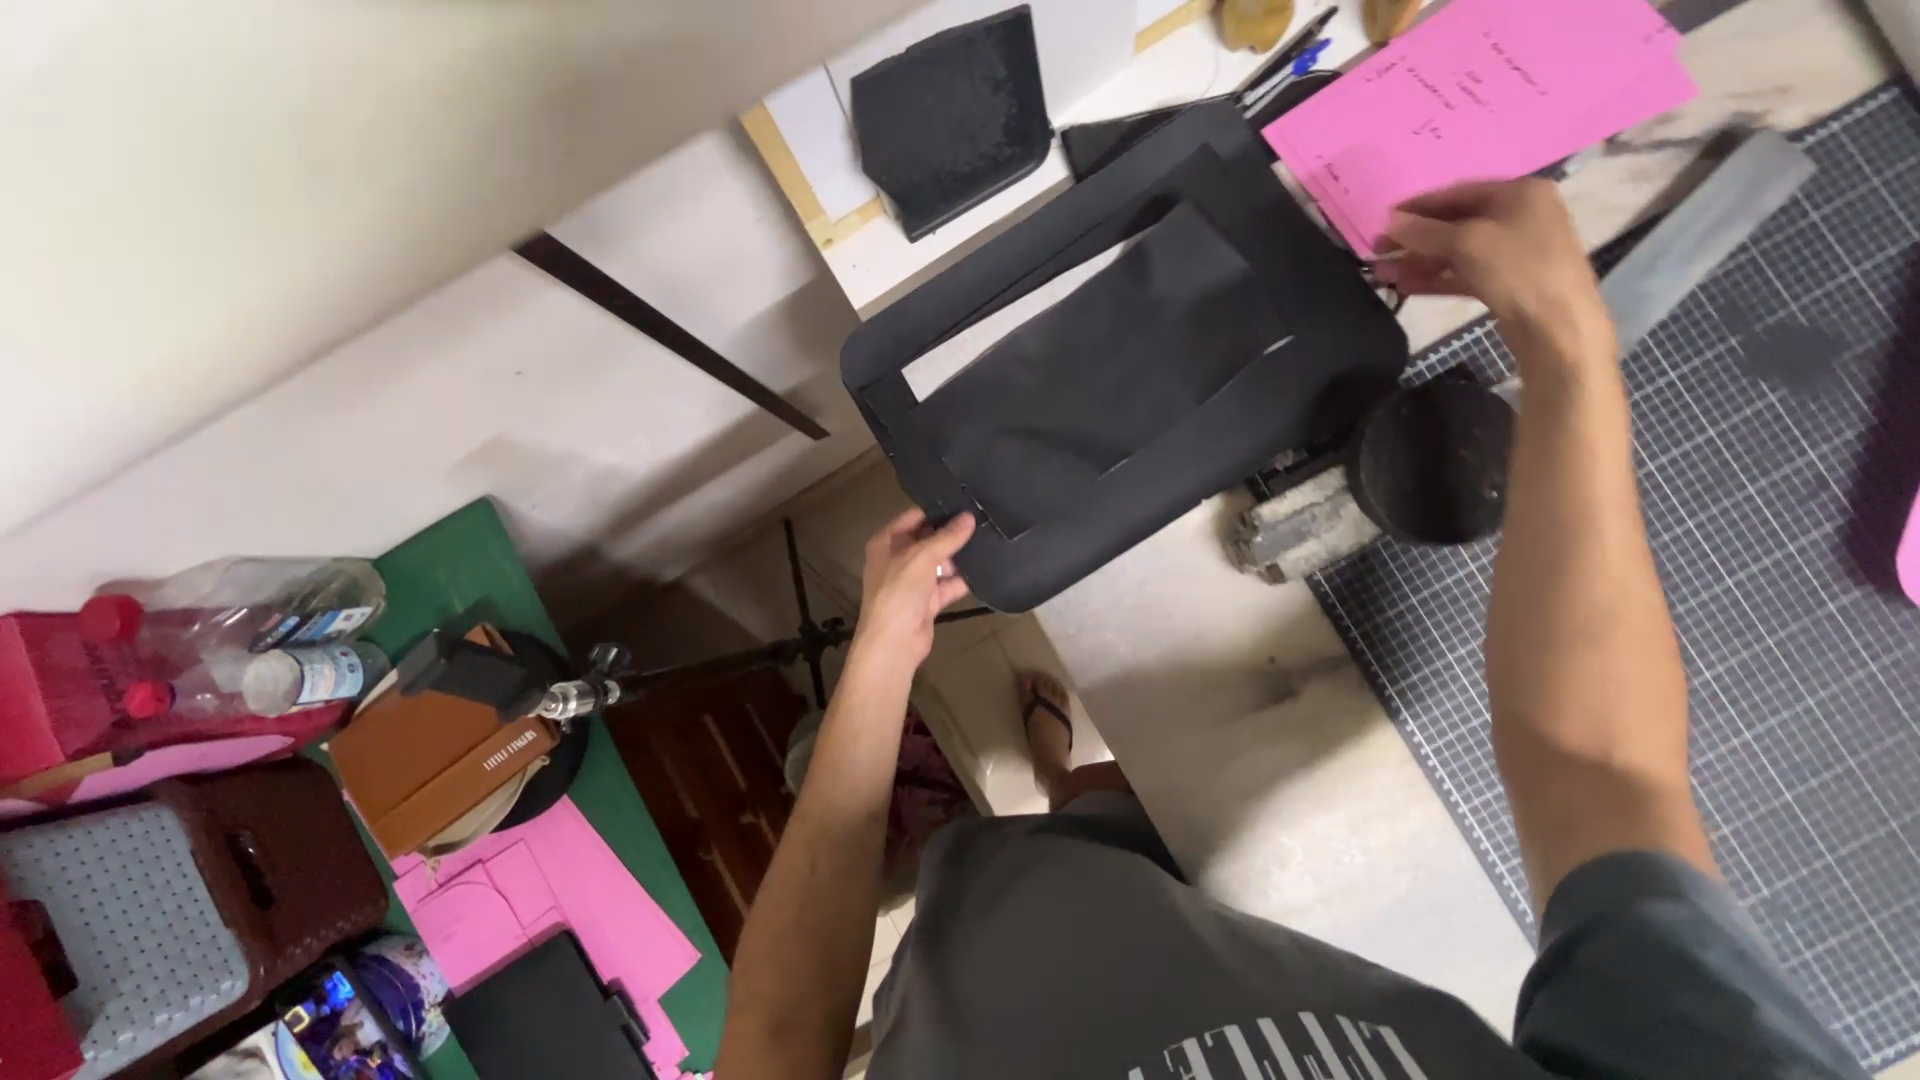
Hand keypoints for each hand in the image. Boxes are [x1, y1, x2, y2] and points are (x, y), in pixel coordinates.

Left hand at [850, 508, 976, 669]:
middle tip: (983, 520)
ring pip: (939, 563)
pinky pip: (947, 585)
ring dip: (959, 558)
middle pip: (928, 540)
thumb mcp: (922, 558)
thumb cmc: (899, 592)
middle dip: (952, 534)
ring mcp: (912, 582)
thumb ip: (947, 537)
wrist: (893, 643)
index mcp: (886, 543)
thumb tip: (969, 517)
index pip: (913, 517)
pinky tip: (984, 570)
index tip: (964, 503)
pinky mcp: (927, 601)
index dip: (936, 510)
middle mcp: (897, 559)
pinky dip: (961, 580)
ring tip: (988, 541)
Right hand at [1376, 178, 1616, 370]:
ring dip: (1419, 261)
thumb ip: (1424, 231)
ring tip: (1384, 274)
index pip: (1458, 193)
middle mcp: (1519, 216)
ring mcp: (1513, 250)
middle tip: (1378, 251)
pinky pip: (1463, 273)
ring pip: (1456, 251)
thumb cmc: (1516, 269)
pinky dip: (1435, 278)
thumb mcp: (1466, 243)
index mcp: (1519, 193)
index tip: (1383, 221)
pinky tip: (1406, 286)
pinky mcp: (1505, 281)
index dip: (1418, 207)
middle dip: (1414, 239)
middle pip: (1455, 223)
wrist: (1556, 323)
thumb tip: (1390, 222)